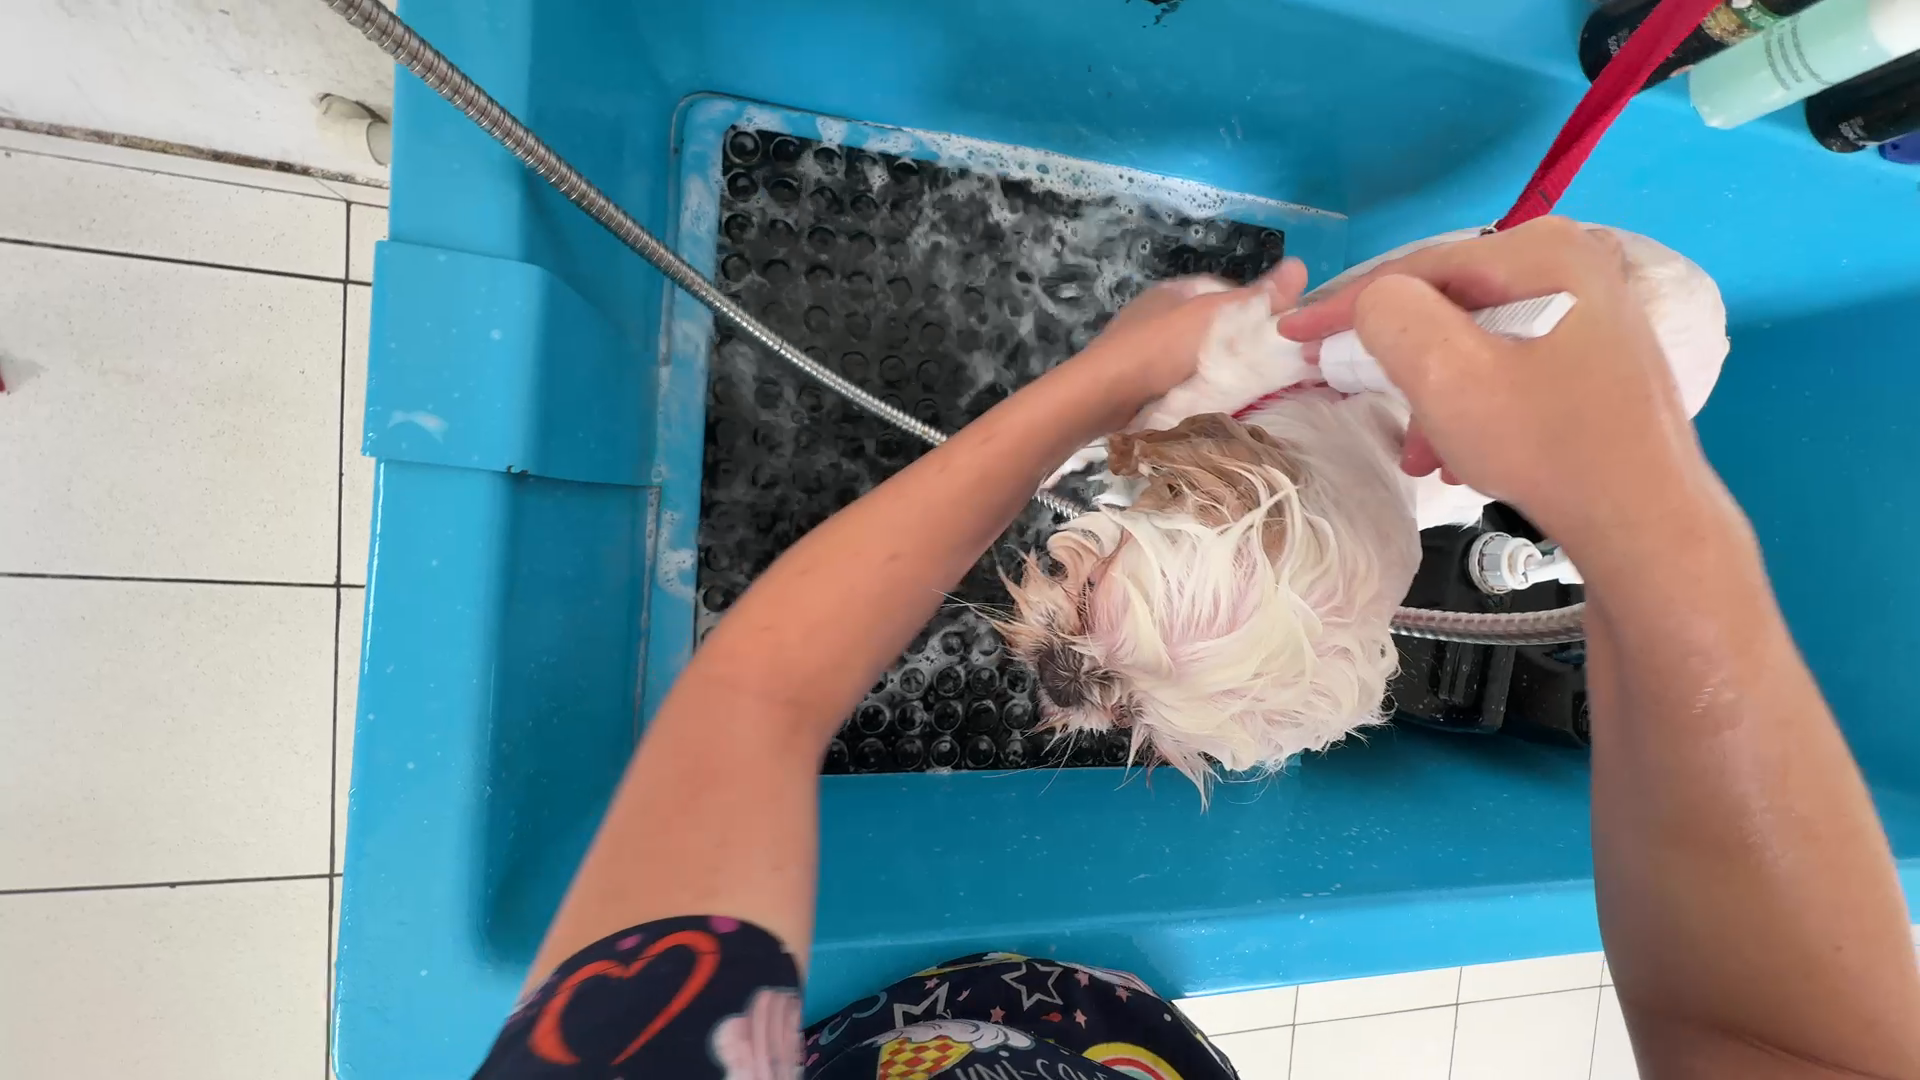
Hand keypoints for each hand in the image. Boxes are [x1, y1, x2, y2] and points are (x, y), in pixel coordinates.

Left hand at [1079, 257, 1307, 402]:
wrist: (1100, 396)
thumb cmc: (1158, 350)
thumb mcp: (1212, 318)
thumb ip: (1254, 299)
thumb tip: (1302, 266)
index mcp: (1175, 288)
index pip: (1227, 290)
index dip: (1254, 310)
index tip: (1274, 335)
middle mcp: (1157, 311)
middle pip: (1210, 325)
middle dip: (1233, 344)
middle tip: (1257, 367)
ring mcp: (1142, 346)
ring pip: (1192, 355)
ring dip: (1211, 369)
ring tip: (1233, 387)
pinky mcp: (1133, 379)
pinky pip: (1172, 379)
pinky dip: (1188, 388)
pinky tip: (1200, 401)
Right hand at [1277, 217, 1711, 548]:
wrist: (1641, 515)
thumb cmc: (1538, 440)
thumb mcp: (1443, 374)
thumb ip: (1389, 316)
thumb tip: (1373, 304)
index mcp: (1538, 252)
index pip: (1411, 272)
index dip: (1340, 306)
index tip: (1290, 336)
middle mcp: (1568, 262)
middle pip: (1440, 307)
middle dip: (1393, 361)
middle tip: (1350, 393)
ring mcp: (1585, 307)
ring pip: (1466, 342)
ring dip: (1428, 395)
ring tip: (1419, 450)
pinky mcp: (1589, 350)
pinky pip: (1498, 364)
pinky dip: (1464, 403)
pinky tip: (1457, 451)